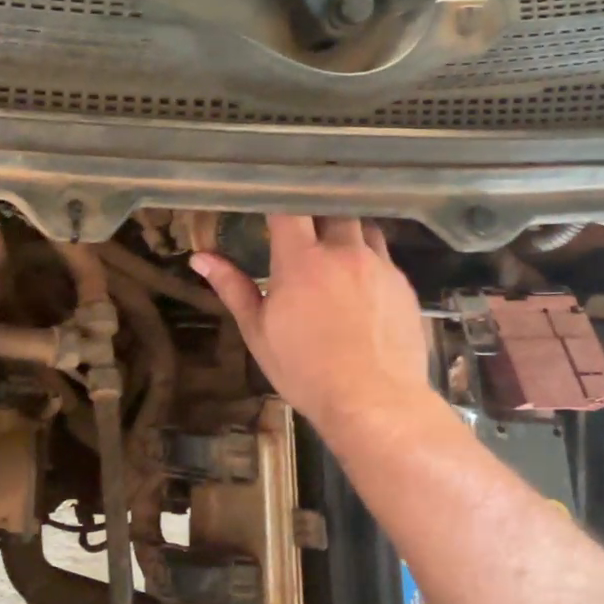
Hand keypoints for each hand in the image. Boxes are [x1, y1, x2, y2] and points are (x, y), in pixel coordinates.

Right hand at [191, 216, 431, 426]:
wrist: (374, 402)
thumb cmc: (305, 369)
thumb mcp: (258, 330)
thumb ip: (232, 287)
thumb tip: (200, 258)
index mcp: (301, 260)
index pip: (288, 208)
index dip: (277, 201)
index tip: (267, 203)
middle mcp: (344, 252)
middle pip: (332, 209)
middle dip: (315, 211)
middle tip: (300, 225)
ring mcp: (379, 267)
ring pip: (363, 227)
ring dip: (345, 230)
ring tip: (331, 248)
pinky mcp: (404, 286)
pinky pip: (384, 257)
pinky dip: (368, 259)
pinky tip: (359, 284)